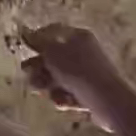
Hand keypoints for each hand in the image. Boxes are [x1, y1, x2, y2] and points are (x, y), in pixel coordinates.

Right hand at [19, 23, 135, 130]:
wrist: (111, 104)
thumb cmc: (78, 71)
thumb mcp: (51, 52)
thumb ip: (36, 41)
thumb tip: (24, 31)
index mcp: (78, 37)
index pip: (52, 32)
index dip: (36, 39)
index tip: (26, 48)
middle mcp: (86, 52)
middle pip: (54, 57)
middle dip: (39, 67)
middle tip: (27, 74)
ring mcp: (91, 74)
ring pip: (60, 76)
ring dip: (47, 83)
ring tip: (40, 91)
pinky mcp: (93, 93)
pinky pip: (71, 91)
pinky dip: (63, 96)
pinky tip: (61, 101)